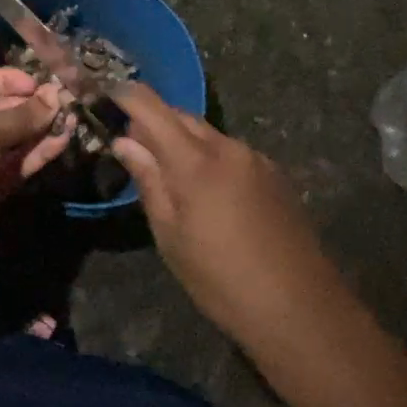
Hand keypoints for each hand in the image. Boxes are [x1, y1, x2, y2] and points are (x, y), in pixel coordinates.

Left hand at [0, 68, 70, 271]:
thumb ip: (20, 117)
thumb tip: (55, 96)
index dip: (12, 81)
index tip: (42, 84)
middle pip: (4, 110)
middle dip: (33, 106)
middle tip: (67, 102)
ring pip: (16, 139)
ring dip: (42, 129)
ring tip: (72, 119)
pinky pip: (20, 164)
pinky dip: (40, 153)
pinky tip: (62, 141)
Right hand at [110, 83, 325, 343]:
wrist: (302, 311)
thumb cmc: (221, 280)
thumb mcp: (170, 236)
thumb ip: (148, 180)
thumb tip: (124, 142)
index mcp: (195, 161)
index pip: (151, 106)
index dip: (125, 95)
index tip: (104, 95)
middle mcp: (227, 147)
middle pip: (181, 116)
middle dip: (153, 122)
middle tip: (132, 147)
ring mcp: (256, 159)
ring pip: (207, 134)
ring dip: (182, 142)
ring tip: (169, 175)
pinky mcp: (275, 175)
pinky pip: (231, 152)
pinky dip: (210, 158)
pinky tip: (209, 194)